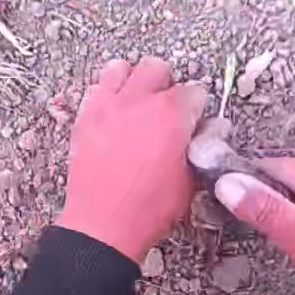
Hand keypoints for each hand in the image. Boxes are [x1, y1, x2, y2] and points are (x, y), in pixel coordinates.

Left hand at [56, 57, 207, 264]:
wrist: (105, 226)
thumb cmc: (148, 208)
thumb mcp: (190, 181)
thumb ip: (201, 148)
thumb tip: (209, 132)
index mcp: (172, 115)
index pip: (195, 91)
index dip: (198, 108)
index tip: (195, 120)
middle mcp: (139, 102)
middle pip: (157, 68)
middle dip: (166, 84)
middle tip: (168, 106)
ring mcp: (108, 107)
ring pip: (121, 68)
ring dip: (133, 80)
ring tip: (138, 102)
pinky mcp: (85, 118)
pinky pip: (96, 89)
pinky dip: (108, 94)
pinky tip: (115, 113)